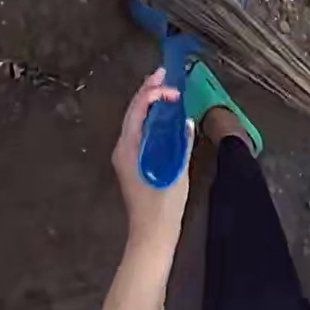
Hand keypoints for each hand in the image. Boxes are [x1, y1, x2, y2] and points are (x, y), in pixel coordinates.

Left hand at [109, 69, 190, 253]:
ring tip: (163, 85)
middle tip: (163, 72)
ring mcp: (126, 154)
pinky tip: (162, 112)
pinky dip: (150, 116)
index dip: (153, 93)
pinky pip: (139, 129)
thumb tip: (187, 121)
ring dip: (148, 101)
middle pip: (133, 110)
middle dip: (148, 90)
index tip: (173, 89)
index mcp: (128, 147)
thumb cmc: (162, 207)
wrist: (151, 238)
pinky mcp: (133, 161)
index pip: (137, 109)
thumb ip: (181, 145)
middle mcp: (123, 147)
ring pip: (135, 118)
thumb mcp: (176, 173)